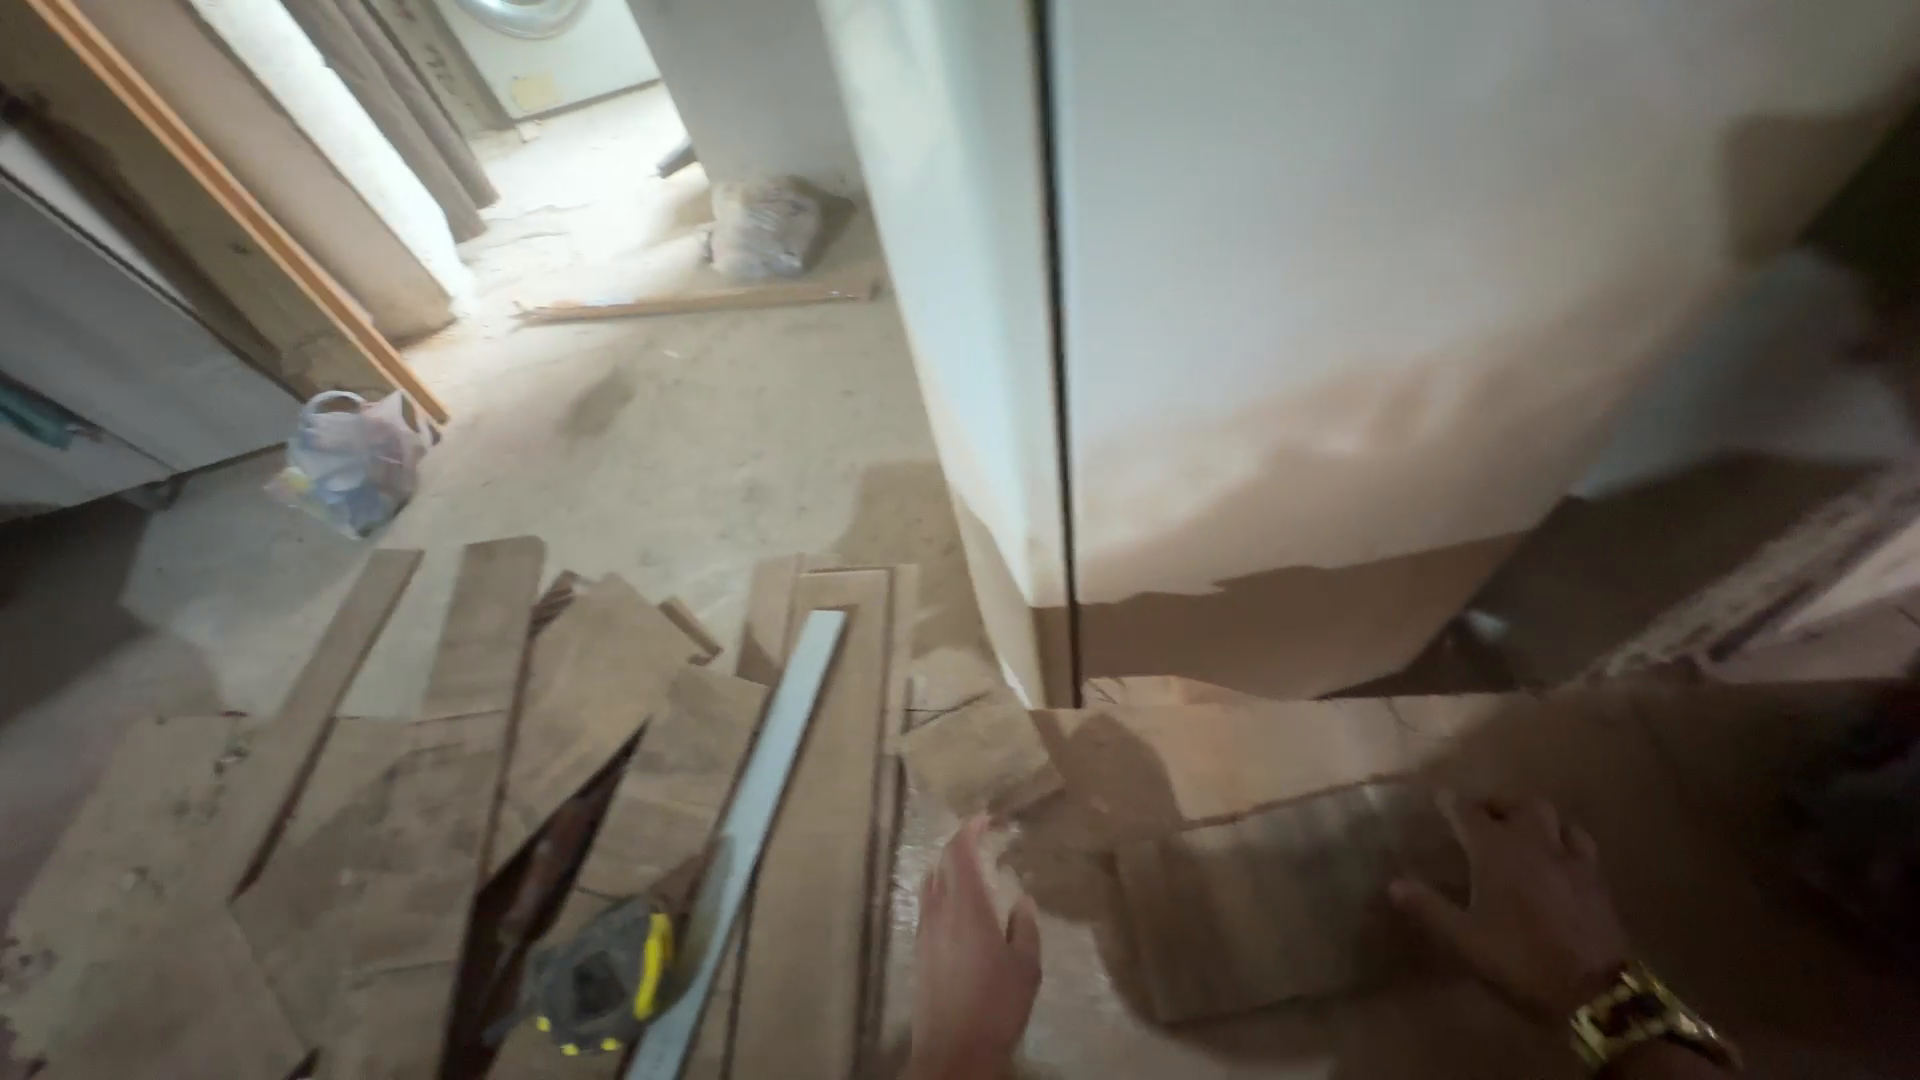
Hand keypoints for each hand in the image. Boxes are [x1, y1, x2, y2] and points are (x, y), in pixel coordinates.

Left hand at [909, 816, 1040, 1079]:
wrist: (953, 1050)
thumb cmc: (996, 1004)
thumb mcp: (1026, 966)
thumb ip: (1024, 926)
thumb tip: (1021, 899)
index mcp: (966, 904)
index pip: (959, 851)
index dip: (970, 828)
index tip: (986, 817)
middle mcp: (939, 908)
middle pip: (942, 862)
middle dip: (960, 844)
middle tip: (983, 839)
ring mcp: (924, 929)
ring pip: (931, 882)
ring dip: (948, 867)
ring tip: (972, 869)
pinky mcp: (918, 949)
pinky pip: (928, 903)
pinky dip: (942, 891)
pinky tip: (959, 906)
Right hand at [1390, 792, 1630, 1022]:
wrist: (1598, 996)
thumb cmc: (1520, 960)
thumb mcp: (1463, 939)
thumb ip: (1428, 907)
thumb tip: (1394, 884)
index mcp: (1496, 851)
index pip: (1467, 812)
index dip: (1451, 802)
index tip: (1440, 798)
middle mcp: (1534, 845)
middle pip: (1520, 803)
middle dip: (1499, 802)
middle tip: (1483, 815)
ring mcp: (1571, 862)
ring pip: (1557, 819)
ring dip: (1537, 818)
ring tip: (1524, 831)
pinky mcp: (1599, 883)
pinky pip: (1581, 845)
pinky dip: (1565, 841)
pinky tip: (1558, 859)